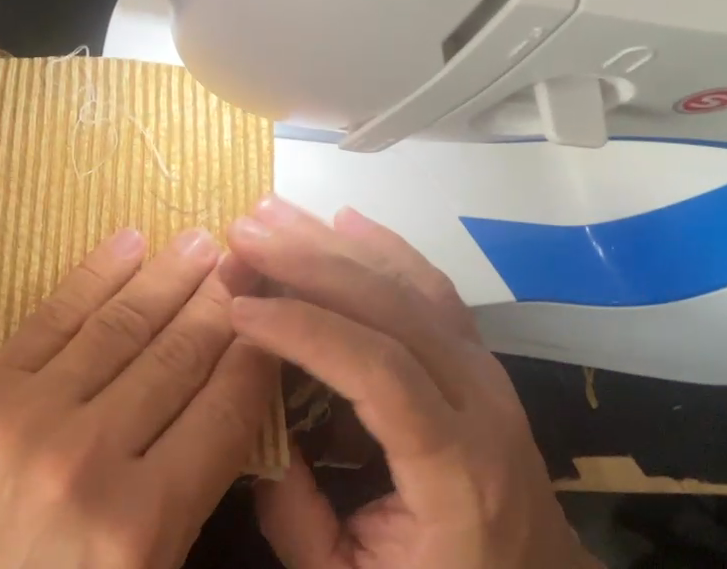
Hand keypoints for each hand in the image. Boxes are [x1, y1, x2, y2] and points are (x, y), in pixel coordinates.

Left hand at [0, 226, 278, 568]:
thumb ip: (187, 494)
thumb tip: (225, 398)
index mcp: (140, 521)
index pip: (220, 415)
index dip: (252, 358)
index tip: (272, 316)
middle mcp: (91, 456)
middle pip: (174, 359)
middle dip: (218, 305)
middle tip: (245, 261)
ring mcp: (32, 412)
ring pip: (120, 327)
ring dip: (166, 278)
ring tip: (201, 241)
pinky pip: (52, 316)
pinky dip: (95, 275)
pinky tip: (128, 243)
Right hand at [226, 197, 597, 568]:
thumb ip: (293, 512)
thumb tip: (244, 420)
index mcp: (459, 475)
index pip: (381, 373)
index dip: (306, 330)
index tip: (238, 307)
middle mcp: (484, 406)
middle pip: (396, 310)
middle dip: (312, 263)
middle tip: (243, 235)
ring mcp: (488, 373)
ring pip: (412, 285)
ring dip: (336, 244)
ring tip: (272, 214)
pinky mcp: (480, 359)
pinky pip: (432, 288)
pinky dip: (383, 248)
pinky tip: (343, 220)